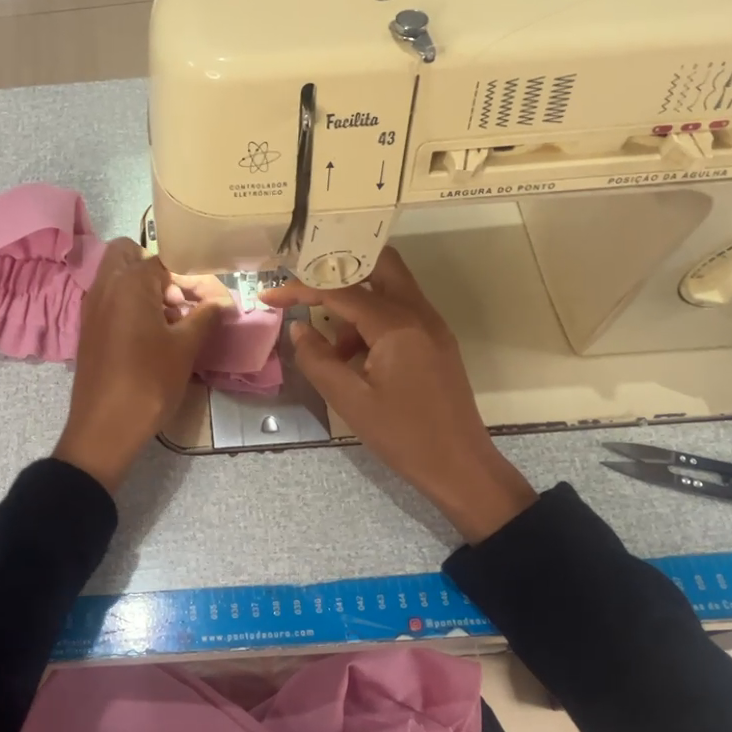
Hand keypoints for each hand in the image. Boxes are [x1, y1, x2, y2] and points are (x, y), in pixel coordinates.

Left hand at [55, 239, 232, 490]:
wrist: (104, 428)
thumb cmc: (148, 382)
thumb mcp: (185, 348)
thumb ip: (205, 316)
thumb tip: (221, 302)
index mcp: (129, 282)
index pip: (163, 258)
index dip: (188, 274)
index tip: (203, 297)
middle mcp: (105, 285)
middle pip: (128, 254)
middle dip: (155, 267)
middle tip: (177, 298)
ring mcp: (92, 307)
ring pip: (117, 277)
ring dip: (142, 287)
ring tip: (170, 320)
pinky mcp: (88, 329)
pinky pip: (110, 300)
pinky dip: (129, 305)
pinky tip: (151, 336)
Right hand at [260, 248, 535, 542]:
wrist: (461, 467)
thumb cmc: (404, 436)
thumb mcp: (350, 401)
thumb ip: (318, 359)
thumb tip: (299, 328)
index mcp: (397, 325)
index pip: (341, 290)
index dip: (301, 289)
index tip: (269, 297)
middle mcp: (419, 313)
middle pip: (379, 263)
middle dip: (339, 270)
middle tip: (306, 289)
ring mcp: (432, 326)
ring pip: (390, 287)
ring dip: (355, 300)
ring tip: (331, 345)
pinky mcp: (436, 342)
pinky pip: (400, 312)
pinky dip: (372, 320)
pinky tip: (354, 357)